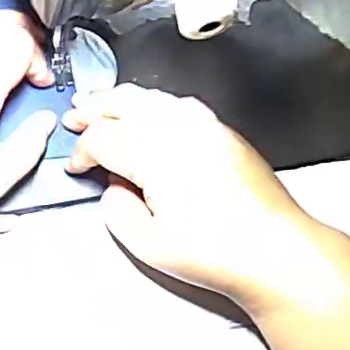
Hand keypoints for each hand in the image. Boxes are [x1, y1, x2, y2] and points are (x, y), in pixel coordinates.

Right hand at [64, 84, 334, 313]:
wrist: (275, 250)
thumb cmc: (216, 251)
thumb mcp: (147, 243)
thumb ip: (117, 209)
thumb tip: (114, 188)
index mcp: (153, 152)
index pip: (102, 137)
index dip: (81, 151)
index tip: (75, 166)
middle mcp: (178, 127)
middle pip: (125, 103)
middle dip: (95, 108)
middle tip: (75, 114)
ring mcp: (205, 125)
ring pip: (152, 97)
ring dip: (122, 100)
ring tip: (105, 106)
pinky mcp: (223, 131)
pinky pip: (178, 104)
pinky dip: (153, 104)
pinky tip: (149, 114)